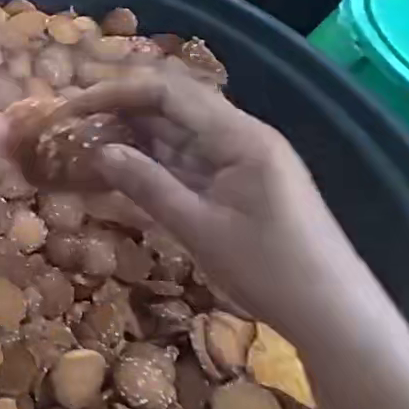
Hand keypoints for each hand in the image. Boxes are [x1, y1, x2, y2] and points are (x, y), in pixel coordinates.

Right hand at [51, 70, 351, 321]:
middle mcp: (240, 137)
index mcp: (239, 135)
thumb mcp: (200, 229)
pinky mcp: (239, 185)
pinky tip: (122, 176)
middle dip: (120, 113)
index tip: (74, 109)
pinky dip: (154, 167)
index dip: (116, 93)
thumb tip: (100, 151)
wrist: (336, 315)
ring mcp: (241, 161)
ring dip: (133, 140)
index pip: (168, 93)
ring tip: (85, 149)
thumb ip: (148, 185)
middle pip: (172, 109)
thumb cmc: (272, 271)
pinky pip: (189, 165)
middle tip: (72, 129)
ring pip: (177, 137)